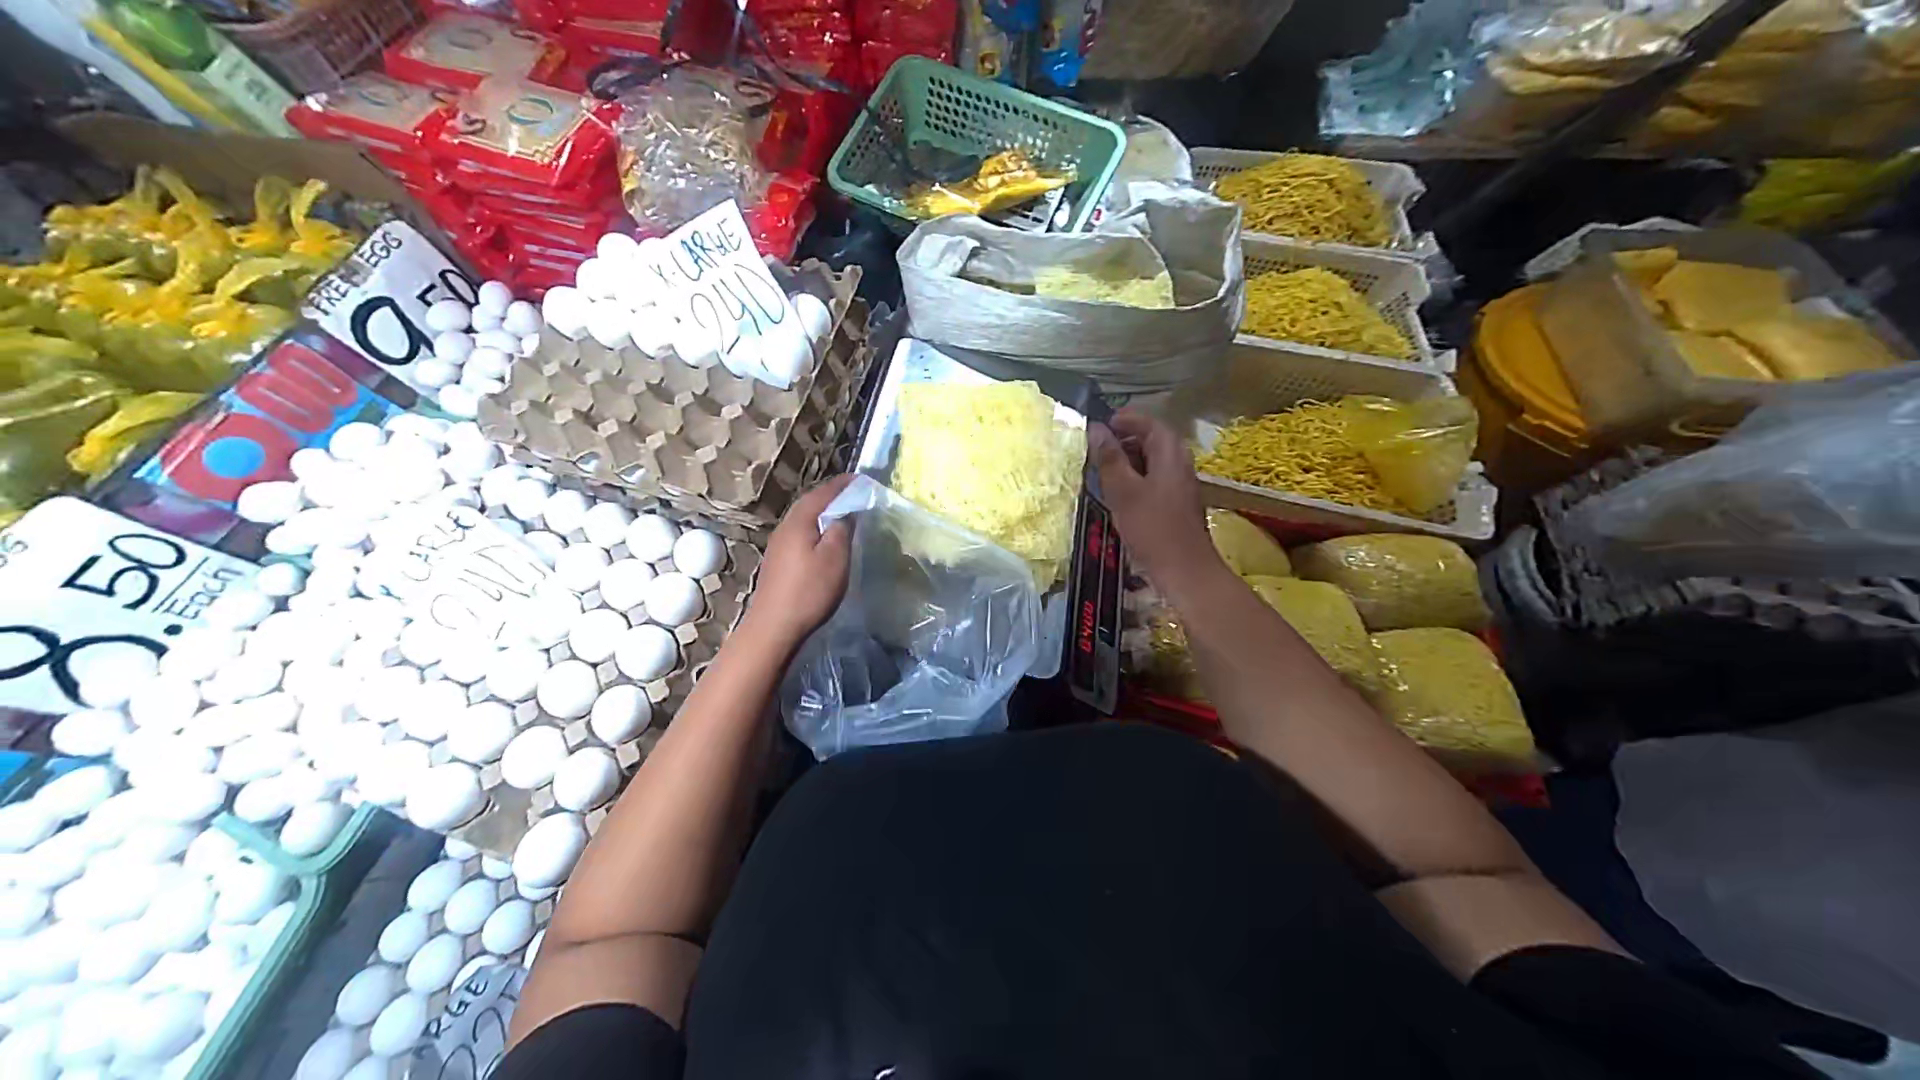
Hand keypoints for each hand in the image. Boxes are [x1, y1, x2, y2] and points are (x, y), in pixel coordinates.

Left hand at [739, 474, 855, 648]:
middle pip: (810, 503)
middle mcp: (785, 527)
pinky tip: (825, 541)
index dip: (843, 484)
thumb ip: (841, 529)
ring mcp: (778, 545)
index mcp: (799, 521)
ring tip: (844, 515)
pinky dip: (816, 530)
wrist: (774, 627)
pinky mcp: (778, 562)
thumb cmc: (809, 590)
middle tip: (855, 495)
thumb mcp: (835, 557)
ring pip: (804, 520)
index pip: (823, 492)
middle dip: (832, 496)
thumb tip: (845, 511)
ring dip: (823, 514)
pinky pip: (800, 535)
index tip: (862, 479)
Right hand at [1088, 410, 1219, 594]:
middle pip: (1152, 440)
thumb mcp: (1123, 490)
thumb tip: (1095, 429)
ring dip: (1128, 461)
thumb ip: (1109, 458)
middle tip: (1096, 447)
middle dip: (1124, 439)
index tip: (1100, 424)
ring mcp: (1180, 484)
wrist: (1184, 569)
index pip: (1149, 423)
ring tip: (1102, 469)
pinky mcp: (1176, 504)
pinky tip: (1118, 494)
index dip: (1124, 420)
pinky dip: (1135, 479)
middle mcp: (1179, 463)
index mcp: (1170, 453)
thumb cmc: (1152, 527)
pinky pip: (1154, 480)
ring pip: (1152, 462)